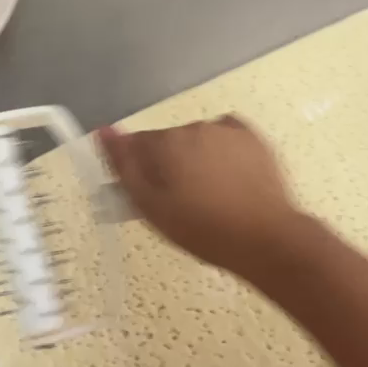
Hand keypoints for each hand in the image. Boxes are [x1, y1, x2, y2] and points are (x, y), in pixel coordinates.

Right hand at [99, 116, 305, 274]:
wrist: (265, 239)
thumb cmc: (202, 230)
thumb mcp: (151, 207)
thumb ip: (124, 167)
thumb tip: (102, 131)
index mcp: (166, 142)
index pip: (135, 145)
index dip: (137, 171)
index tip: (146, 196)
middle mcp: (195, 127)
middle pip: (166, 143)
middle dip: (166, 166)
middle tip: (177, 204)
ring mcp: (227, 130)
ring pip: (196, 141)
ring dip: (193, 160)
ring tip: (207, 197)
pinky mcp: (253, 139)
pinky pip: (225, 138)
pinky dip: (220, 152)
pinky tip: (226, 178)